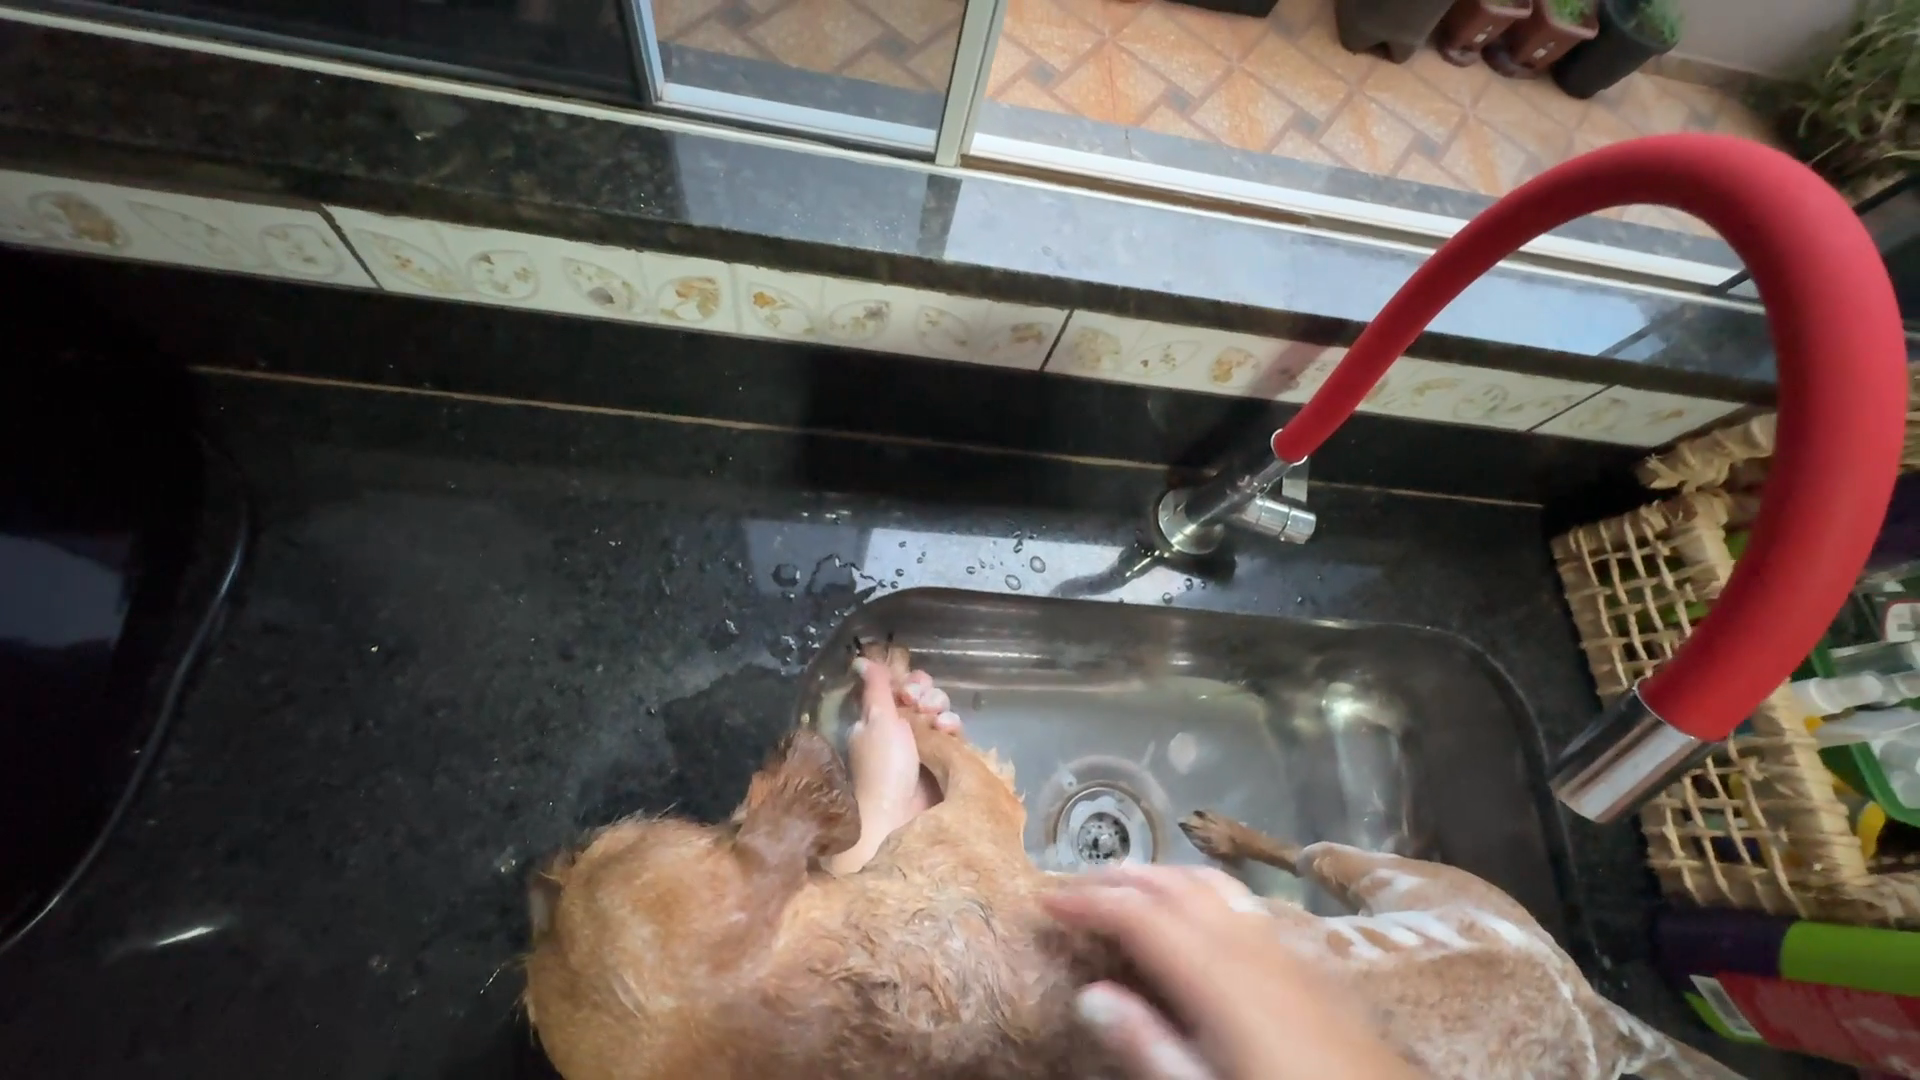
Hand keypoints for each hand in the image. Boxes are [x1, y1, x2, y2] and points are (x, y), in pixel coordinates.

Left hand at [827, 656, 960, 873]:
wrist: (895, 821)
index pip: (900, 687)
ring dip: (941, 710)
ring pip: (940, 714)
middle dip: (928, 696)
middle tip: (922, 706)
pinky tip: (950, 731)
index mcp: (879, 718)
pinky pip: (953, 736)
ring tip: (938, 722)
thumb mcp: (876, 720)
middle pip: (923, 698)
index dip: (909, 683)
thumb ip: (875, 687)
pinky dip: (952, 729)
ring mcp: (922, 747)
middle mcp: (900, 730)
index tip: (908, 690)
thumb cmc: (881, 767)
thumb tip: (859, 659)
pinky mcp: (942, 763)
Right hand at [1044, 865, 1419, 1079]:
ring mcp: (1283, 947)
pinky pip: (1240, 902)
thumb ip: (1149, 1047)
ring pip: (1208, 884)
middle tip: (1074, 889)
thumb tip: (1090, 995)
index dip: (1088, 901)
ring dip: (1158, 876)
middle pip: (1171, 887)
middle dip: (1118, 879)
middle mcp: (1247, 944)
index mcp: (1216, 976)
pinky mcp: (1307, 961)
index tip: (1047, 902)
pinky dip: (1200, 889)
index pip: (1137, 915)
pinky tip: (1196, 910)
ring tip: (1123, 886)